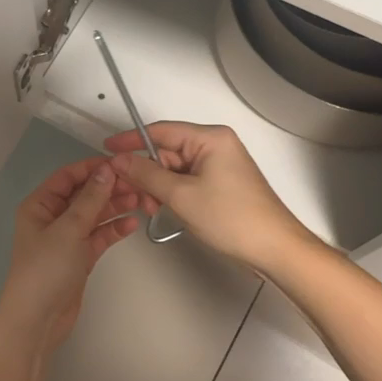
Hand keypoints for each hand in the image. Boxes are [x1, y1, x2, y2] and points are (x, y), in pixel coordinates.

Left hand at [0, 158, 140, 350]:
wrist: (38, 320)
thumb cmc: (46, 269)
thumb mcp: (69, 229)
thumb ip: (90, 199)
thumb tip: (107, 169)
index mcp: (39, 205)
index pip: (68, 177)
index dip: (93, 168)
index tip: (122, 165)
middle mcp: (52, 217)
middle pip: (83, 194)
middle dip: (109, 188)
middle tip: (139, 185)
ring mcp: (66, 238)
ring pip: (94, 215)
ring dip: (115, 207)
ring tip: (142, 201)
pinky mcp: (79, 257)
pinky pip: (99, 236)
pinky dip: (114, 229)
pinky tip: (132, 224)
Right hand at [104, 122, 331, 271]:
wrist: (274, 249)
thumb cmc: (232, 218)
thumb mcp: (181, 195)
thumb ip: (146, 174)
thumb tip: (119, 160)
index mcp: (210, 138)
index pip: (161, 131)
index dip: (131, 140)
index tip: (107, 149)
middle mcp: (216, 146)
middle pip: (166, 151)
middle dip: (146, 171)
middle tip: (129, 193)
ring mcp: (219, 166)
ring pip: (174, 169)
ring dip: (158, 186)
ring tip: (149, 207)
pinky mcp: (220, 184)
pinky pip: (186, 181)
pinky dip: (171, 193)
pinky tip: (163, 209)